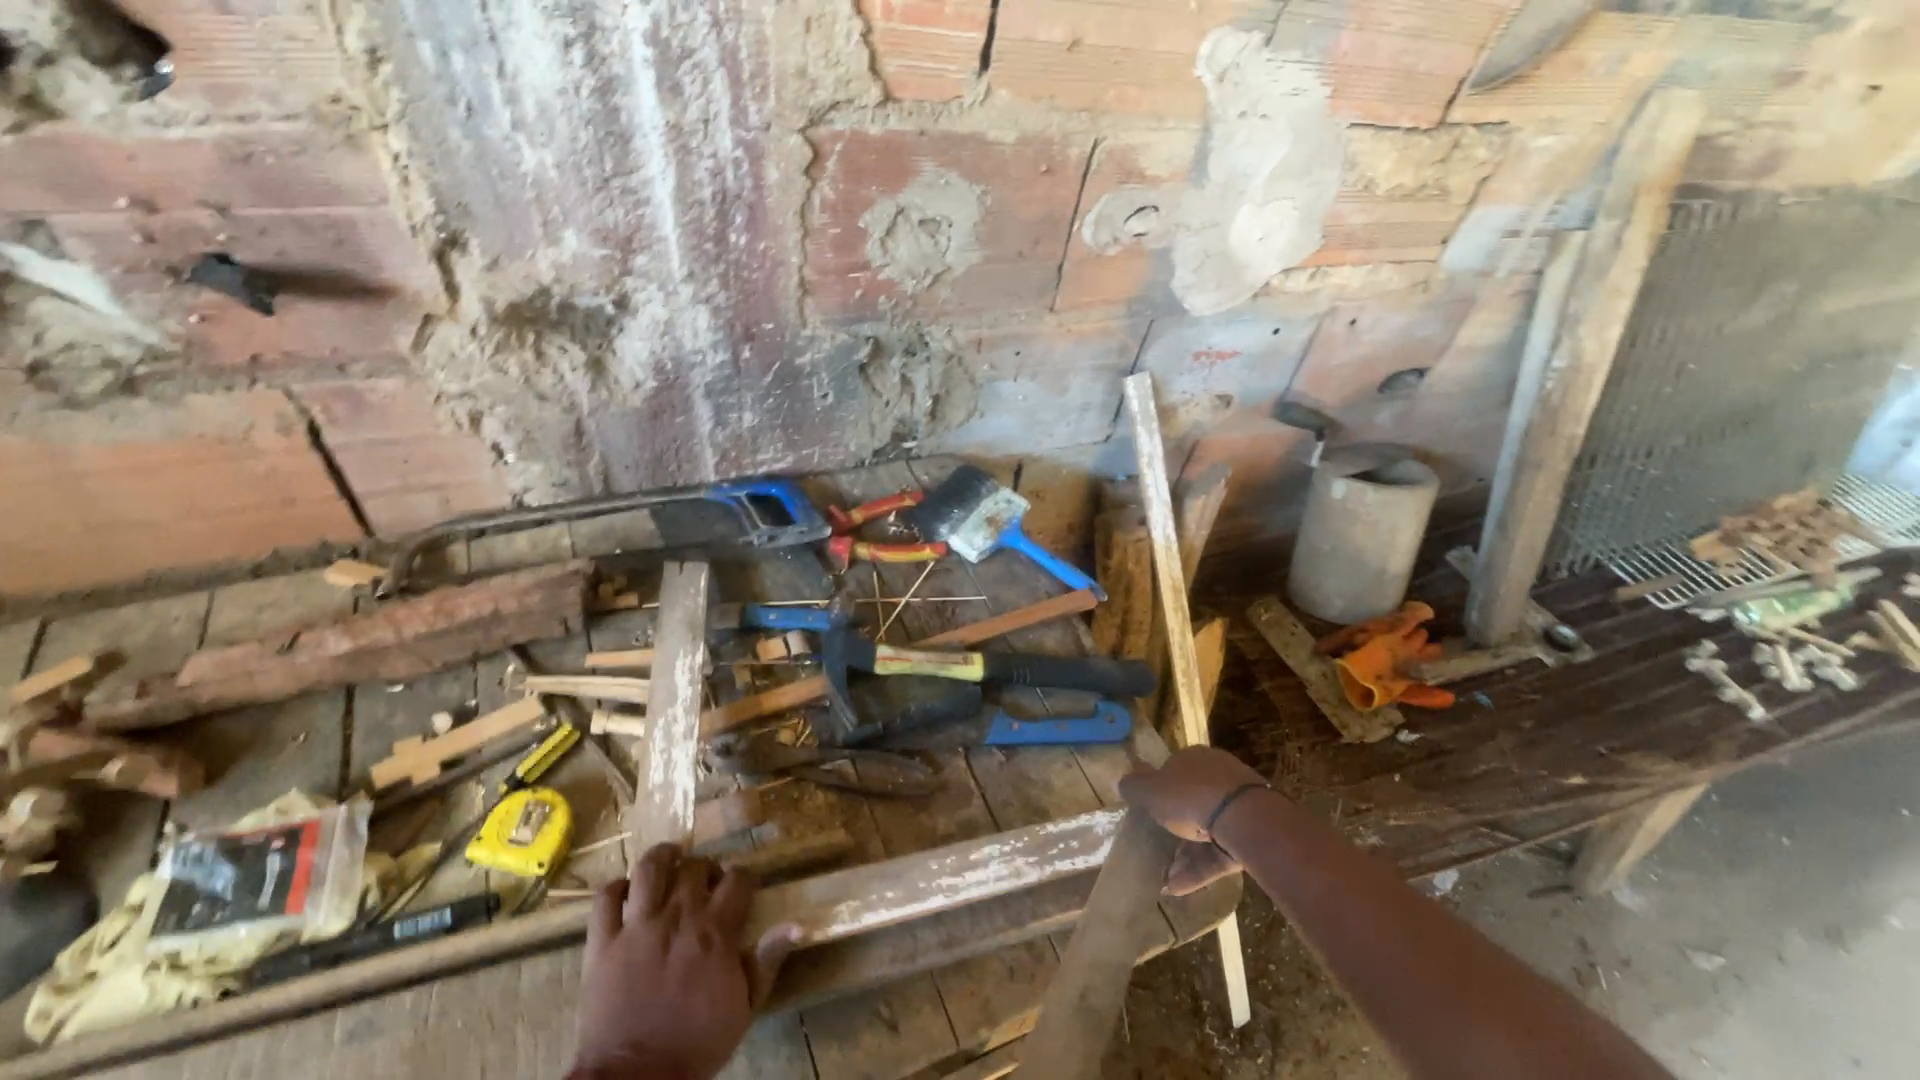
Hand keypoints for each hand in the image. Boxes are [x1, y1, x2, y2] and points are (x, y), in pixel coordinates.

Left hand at [572, 844, 800, 1079]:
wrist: (636, 1075)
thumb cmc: (697, 1043)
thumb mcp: (745, 1008)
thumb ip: (767, 961)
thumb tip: (798, 924)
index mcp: (716, 932)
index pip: (738, 880)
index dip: (743, 877)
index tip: (742, 887)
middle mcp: (678, 917)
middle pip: (695, 867)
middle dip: (705, 867)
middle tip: (706, 882)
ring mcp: (637, 926)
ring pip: (649, 869)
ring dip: (662, 858)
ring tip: (669, 861)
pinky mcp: (602, 941)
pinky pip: (604, 898)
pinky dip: (615, 887)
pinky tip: (625, 893)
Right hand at [1119, 747, 1269, 896]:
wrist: (1245, 819)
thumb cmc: (1191, 797)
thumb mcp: (1152, 791)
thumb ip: (1135, 787)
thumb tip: (1122, 782)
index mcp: (1195, 759)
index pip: (1173, 771)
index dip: (1158, 790)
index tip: (1147, 812)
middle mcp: (1217, 777)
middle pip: (1190, 803)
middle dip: (1173, 828)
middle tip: (1156, 848)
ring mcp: (1236, 807)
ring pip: (1205, 831)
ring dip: (1184, 855)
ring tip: (1165, 879)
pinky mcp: (1249, 834)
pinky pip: (1218, 852)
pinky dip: (1199, 869)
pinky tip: (1178, 888)